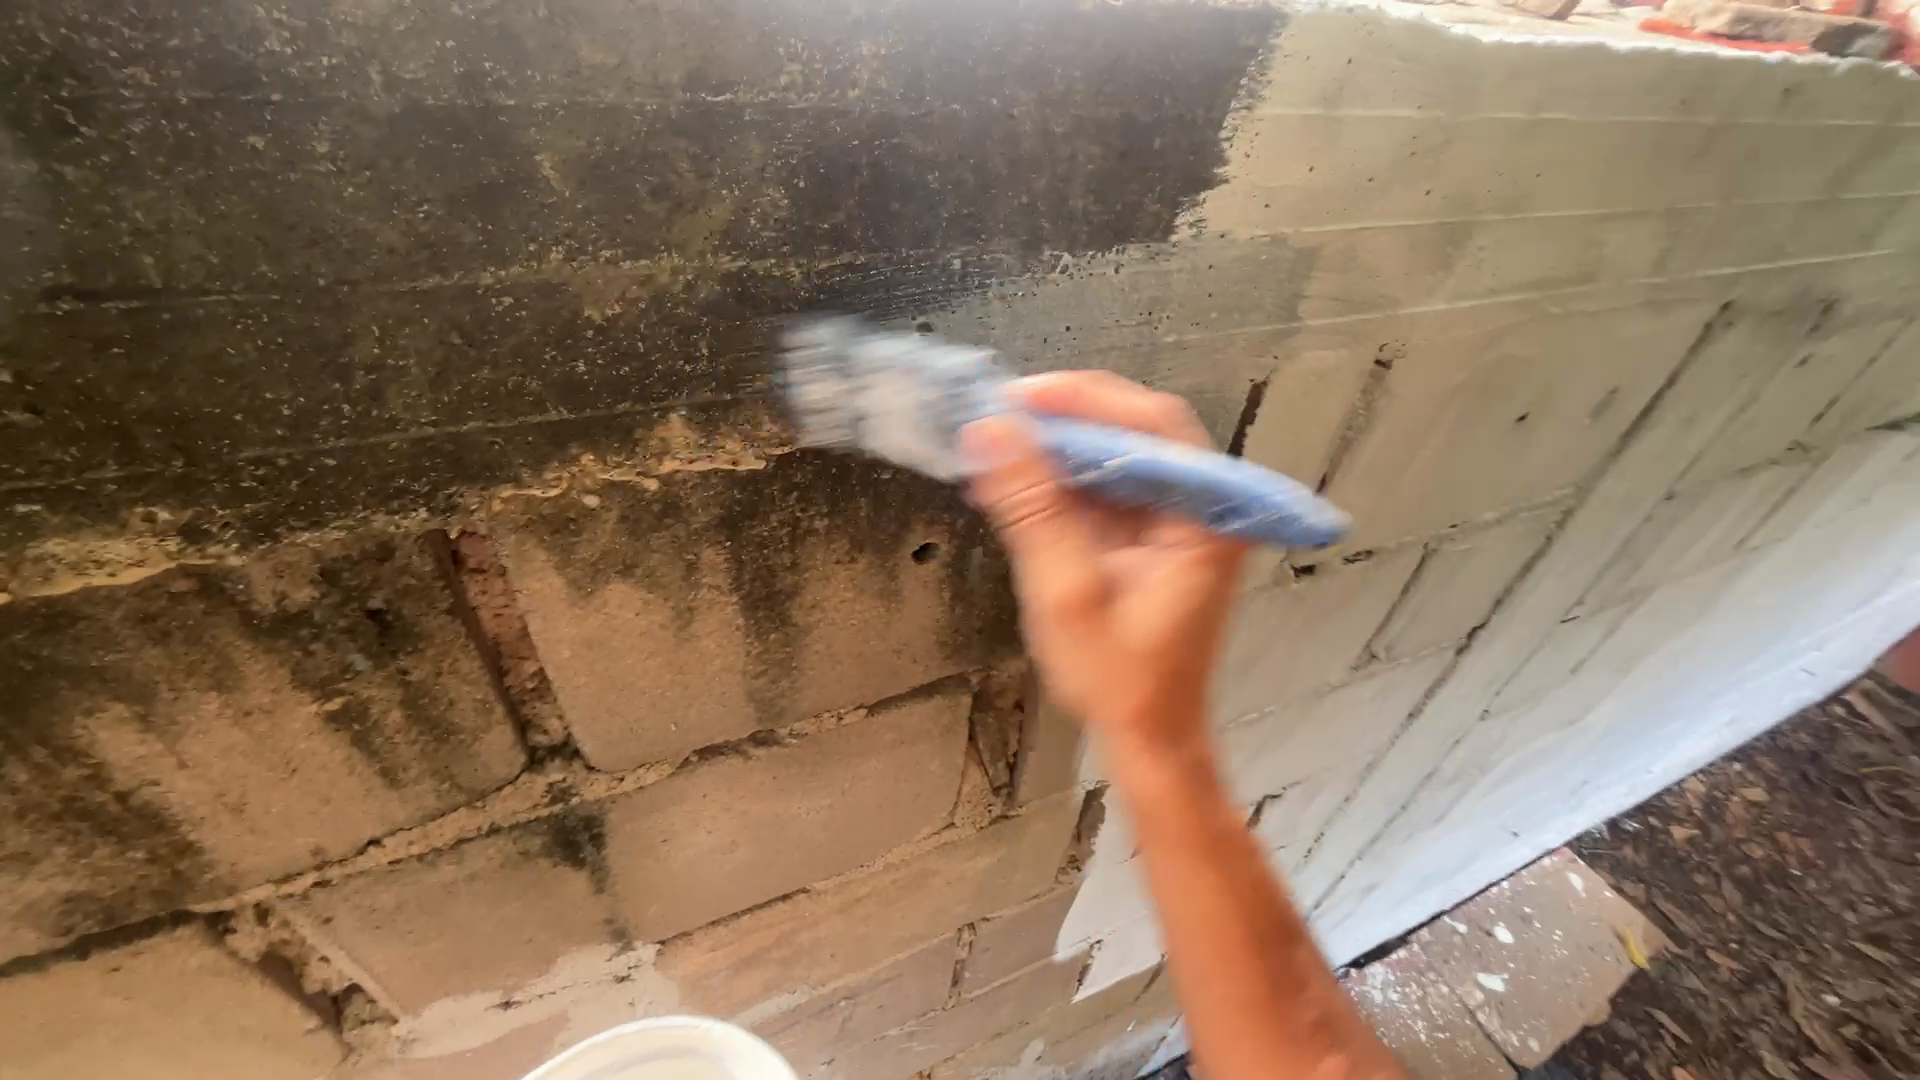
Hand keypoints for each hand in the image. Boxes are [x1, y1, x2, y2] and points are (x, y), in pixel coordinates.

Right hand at [961, 371, 1245, 766]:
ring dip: (1057, 450)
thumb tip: (991, 431)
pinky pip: (1105, 488)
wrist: (1147, 734)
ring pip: (1115, 455)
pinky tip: (1016, 485)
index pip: (1152, 424)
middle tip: (1001, 417)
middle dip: (1065, 420)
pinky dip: (1060, 482)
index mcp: (1205, 516)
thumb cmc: (1120, 679)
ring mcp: (1176, 519)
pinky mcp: (1150, 535)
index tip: (1020, 398)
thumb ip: (1033, 509)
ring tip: (998, 450)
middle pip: (1135, 430)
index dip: (1085, 399)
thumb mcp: (1068, 592)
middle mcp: (1202, 506)